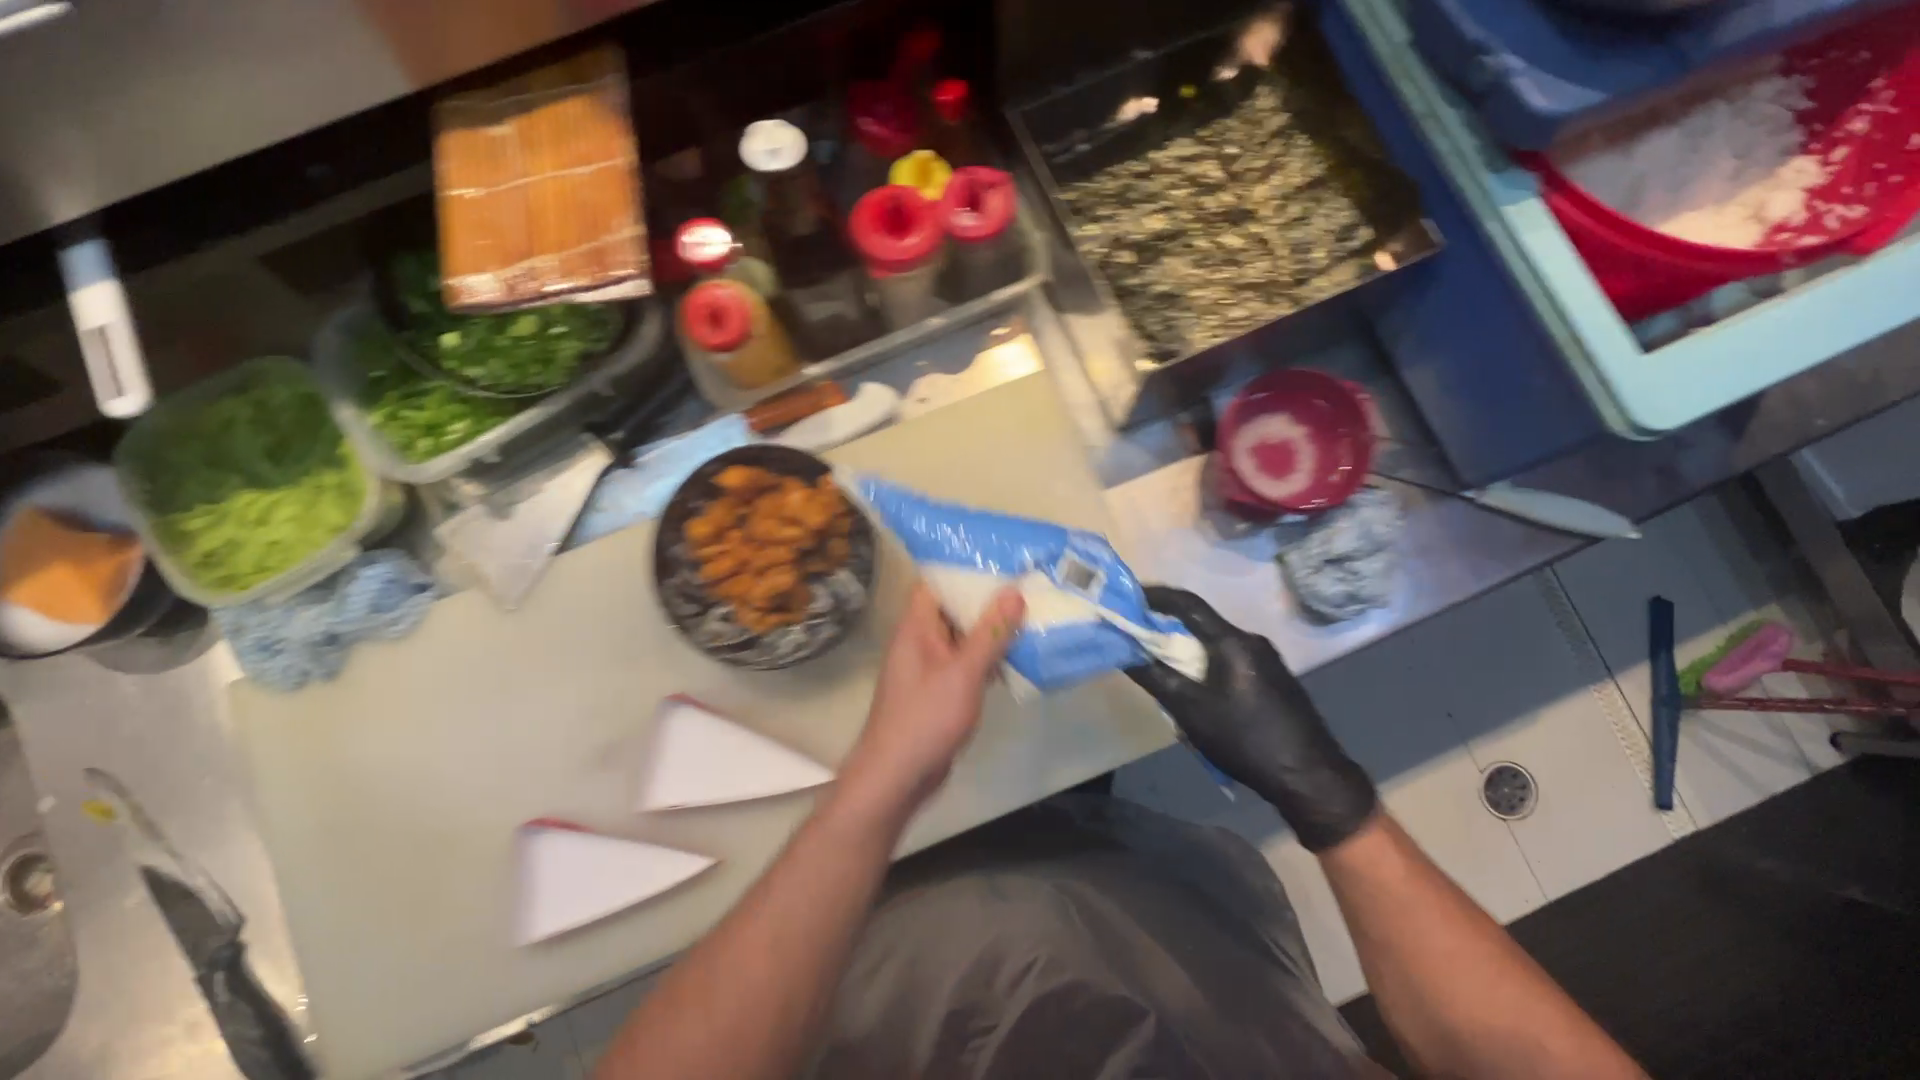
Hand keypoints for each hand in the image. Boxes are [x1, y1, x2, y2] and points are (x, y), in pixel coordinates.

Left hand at [837, 583, 1024, 818]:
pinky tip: (1021, 655)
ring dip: (993, 628)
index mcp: (916, 627)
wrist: (897, 777)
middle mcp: (921, 642)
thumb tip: (1013, 591)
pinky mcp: (941, 692)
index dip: (964, 566)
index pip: (936, 582)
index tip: (1001, 554)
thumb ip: (989, 633)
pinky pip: (968, 663)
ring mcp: (931, 668)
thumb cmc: (925, 719)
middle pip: (954, 608)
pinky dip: (990, 657)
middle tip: (1029, 580)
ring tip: (1033, 611)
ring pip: (964, 637)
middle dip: (988, 596)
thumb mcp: (962, 673)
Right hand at [1127, 586, 1377, 851]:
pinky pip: (1232, 664)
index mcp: (1233, 641)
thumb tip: (1124, 650)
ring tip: (1168, 682)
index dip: (1156, 596)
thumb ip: (1154, 676)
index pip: (1187, 604)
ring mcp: (1269, 661)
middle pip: (1202, 626)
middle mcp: (1253, 641)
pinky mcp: (1276, 680)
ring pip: (1216, 648)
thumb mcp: (1190, 710)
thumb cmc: (1245, 739)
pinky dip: (1208, 671)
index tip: (1129, 598)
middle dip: (1168, 634)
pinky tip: (1201, 701)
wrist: (1310, 776)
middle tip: (1141, 648)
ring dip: (1189, 657)